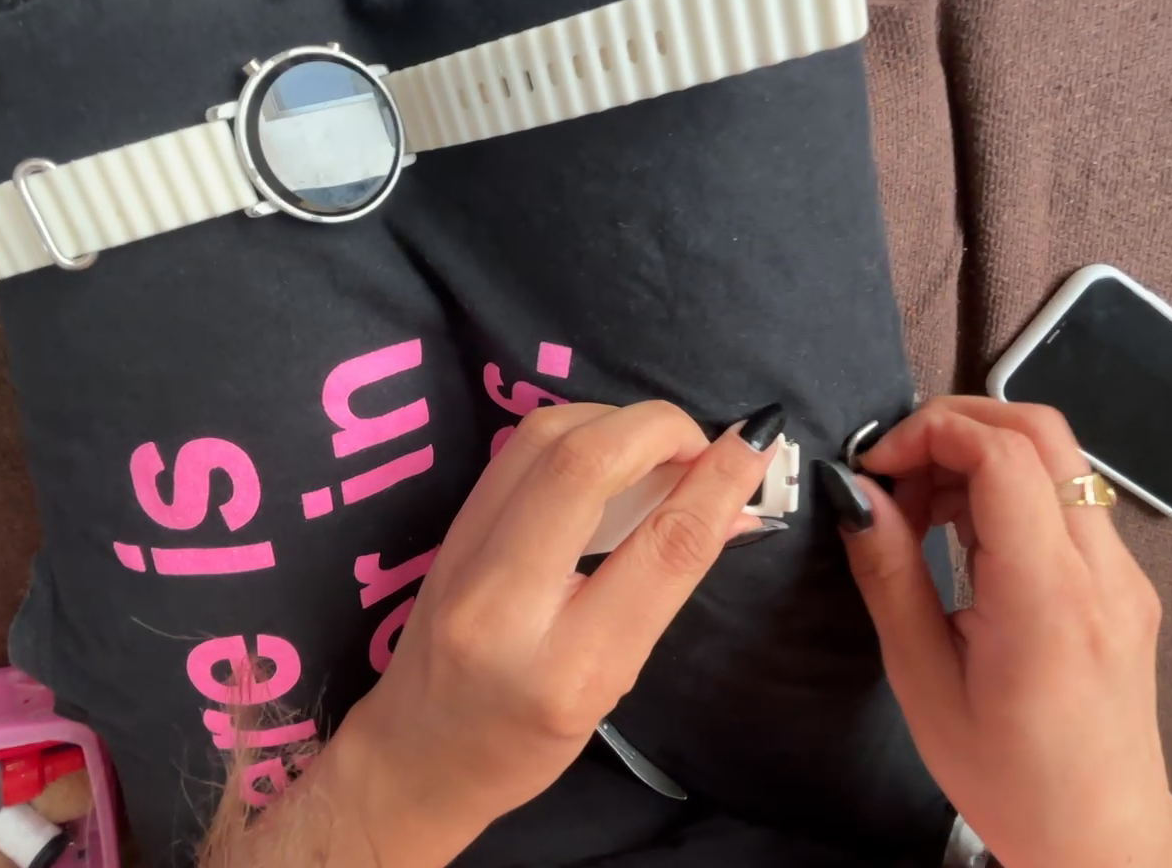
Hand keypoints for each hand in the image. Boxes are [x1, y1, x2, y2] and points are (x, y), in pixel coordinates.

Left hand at [324, 401, 780, 865]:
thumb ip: (663, 584)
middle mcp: (506, 600)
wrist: (415, 752)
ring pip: (546, 438)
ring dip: (616, 420)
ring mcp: (465, 552)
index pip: (661, 549)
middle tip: (697, 442)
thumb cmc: (526, 741)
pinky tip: (603, 448)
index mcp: (568, 666)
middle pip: (586, 465)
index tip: (756, 443)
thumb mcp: (613, 681)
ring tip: (654, 445)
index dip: (719, 481)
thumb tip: (727, 504)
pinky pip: (519, 447)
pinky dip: (577, 428)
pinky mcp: (451, 523)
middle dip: (658, 429)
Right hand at [840, 397, 1171, 867]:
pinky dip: (996, 483)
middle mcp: (1104, 572)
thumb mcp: (920, 674)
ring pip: (1051, 453)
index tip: (875, 466)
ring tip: (918, 506)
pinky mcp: (1119, 578)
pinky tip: (956, 527)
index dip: (929, 433)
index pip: (1006, 456)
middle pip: (1040, 430)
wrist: (1099, 842)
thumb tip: (855, 492)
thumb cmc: (1004, 773)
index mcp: (1050, 600)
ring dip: (971, 453)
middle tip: (894, 470)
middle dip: (951, 424)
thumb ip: (888, 570)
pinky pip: (1059, 491)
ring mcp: (1123, 572)